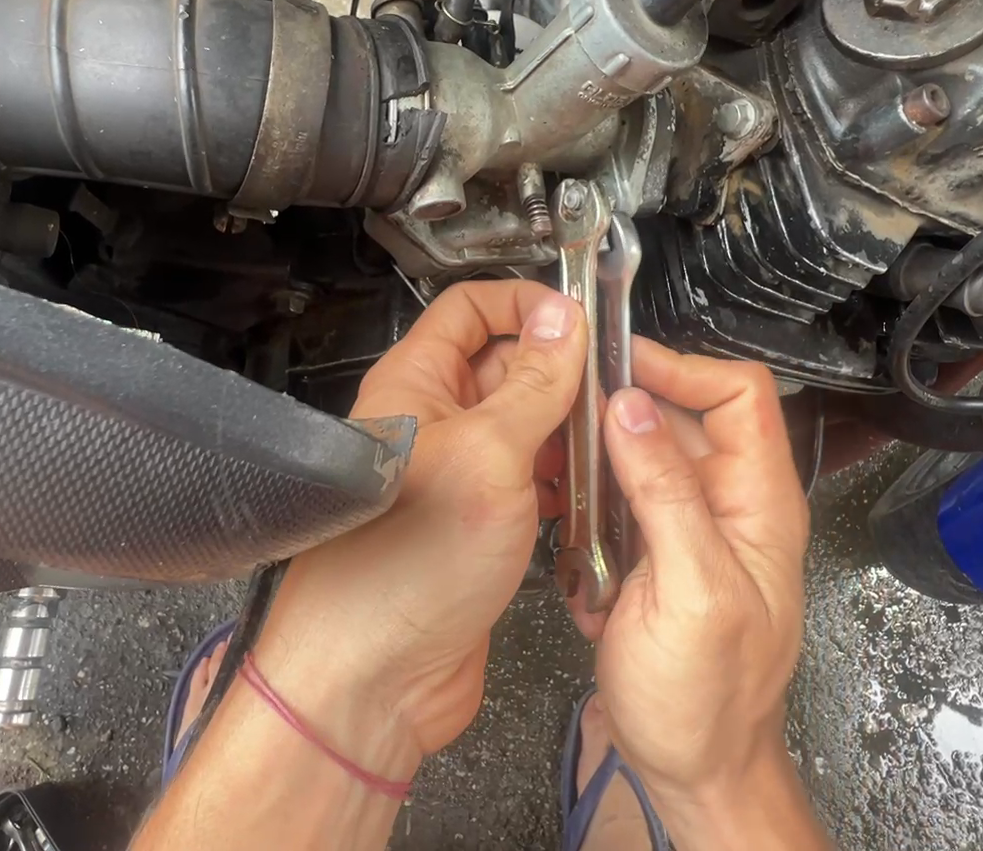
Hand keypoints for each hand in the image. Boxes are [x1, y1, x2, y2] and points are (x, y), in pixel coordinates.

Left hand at [251, 280, 586, 773]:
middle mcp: (432, 422)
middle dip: (557, 373)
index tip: (578, 321)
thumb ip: (532, 384)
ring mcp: (456, 473)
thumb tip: (563, 320)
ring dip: (565, 430)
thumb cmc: (404, 565)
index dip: (524, 305)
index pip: (471, 309)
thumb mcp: (487, 455)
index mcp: (415, 384)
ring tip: (604, 445)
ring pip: (521, 424)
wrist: (374, 678)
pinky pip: (525, 478)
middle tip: (607, 391)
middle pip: (503, 365)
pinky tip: (587, 493)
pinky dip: (559, 479)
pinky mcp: (476, 520)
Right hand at [591, 339, 810, 812]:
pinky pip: (611, 494)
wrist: (691, 767)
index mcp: (756, 501)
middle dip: (618, 413)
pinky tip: (563, 526)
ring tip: (554, 476)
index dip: (682, 369)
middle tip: (563, 417)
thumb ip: (666, 494)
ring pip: (635, 452)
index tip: (617, 369)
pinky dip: (582, 501)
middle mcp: (721, 499)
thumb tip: (631, 406)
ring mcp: (680, 522)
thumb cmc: (707, 698)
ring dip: (592, 461)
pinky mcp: (645, 545)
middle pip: (676, 414)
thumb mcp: (692, 592)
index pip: (737, 394)